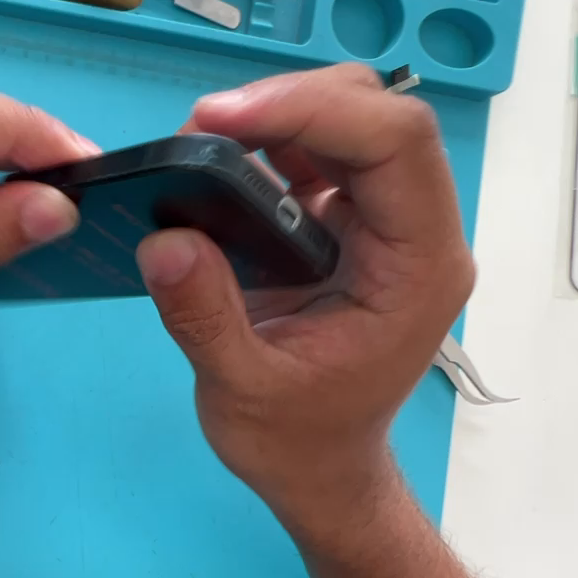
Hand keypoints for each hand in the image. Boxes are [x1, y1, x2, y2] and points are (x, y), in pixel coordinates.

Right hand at [134, 64, 473, 531]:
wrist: (318, 471)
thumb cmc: (294, 442)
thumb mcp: (240, 389)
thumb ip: (203, 316)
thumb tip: (161, 239)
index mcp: (416, 266)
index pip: (394, 146)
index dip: (312, 113)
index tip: (218, 122)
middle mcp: (410, 233)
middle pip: (375, 122)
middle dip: (288, 106)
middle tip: (197, 129)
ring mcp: (376, 231)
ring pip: (346, 132)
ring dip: (272, 122)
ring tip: (194, 143)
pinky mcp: (339, 236)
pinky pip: (311, 168)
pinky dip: (262, 154)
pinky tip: (211, 168)